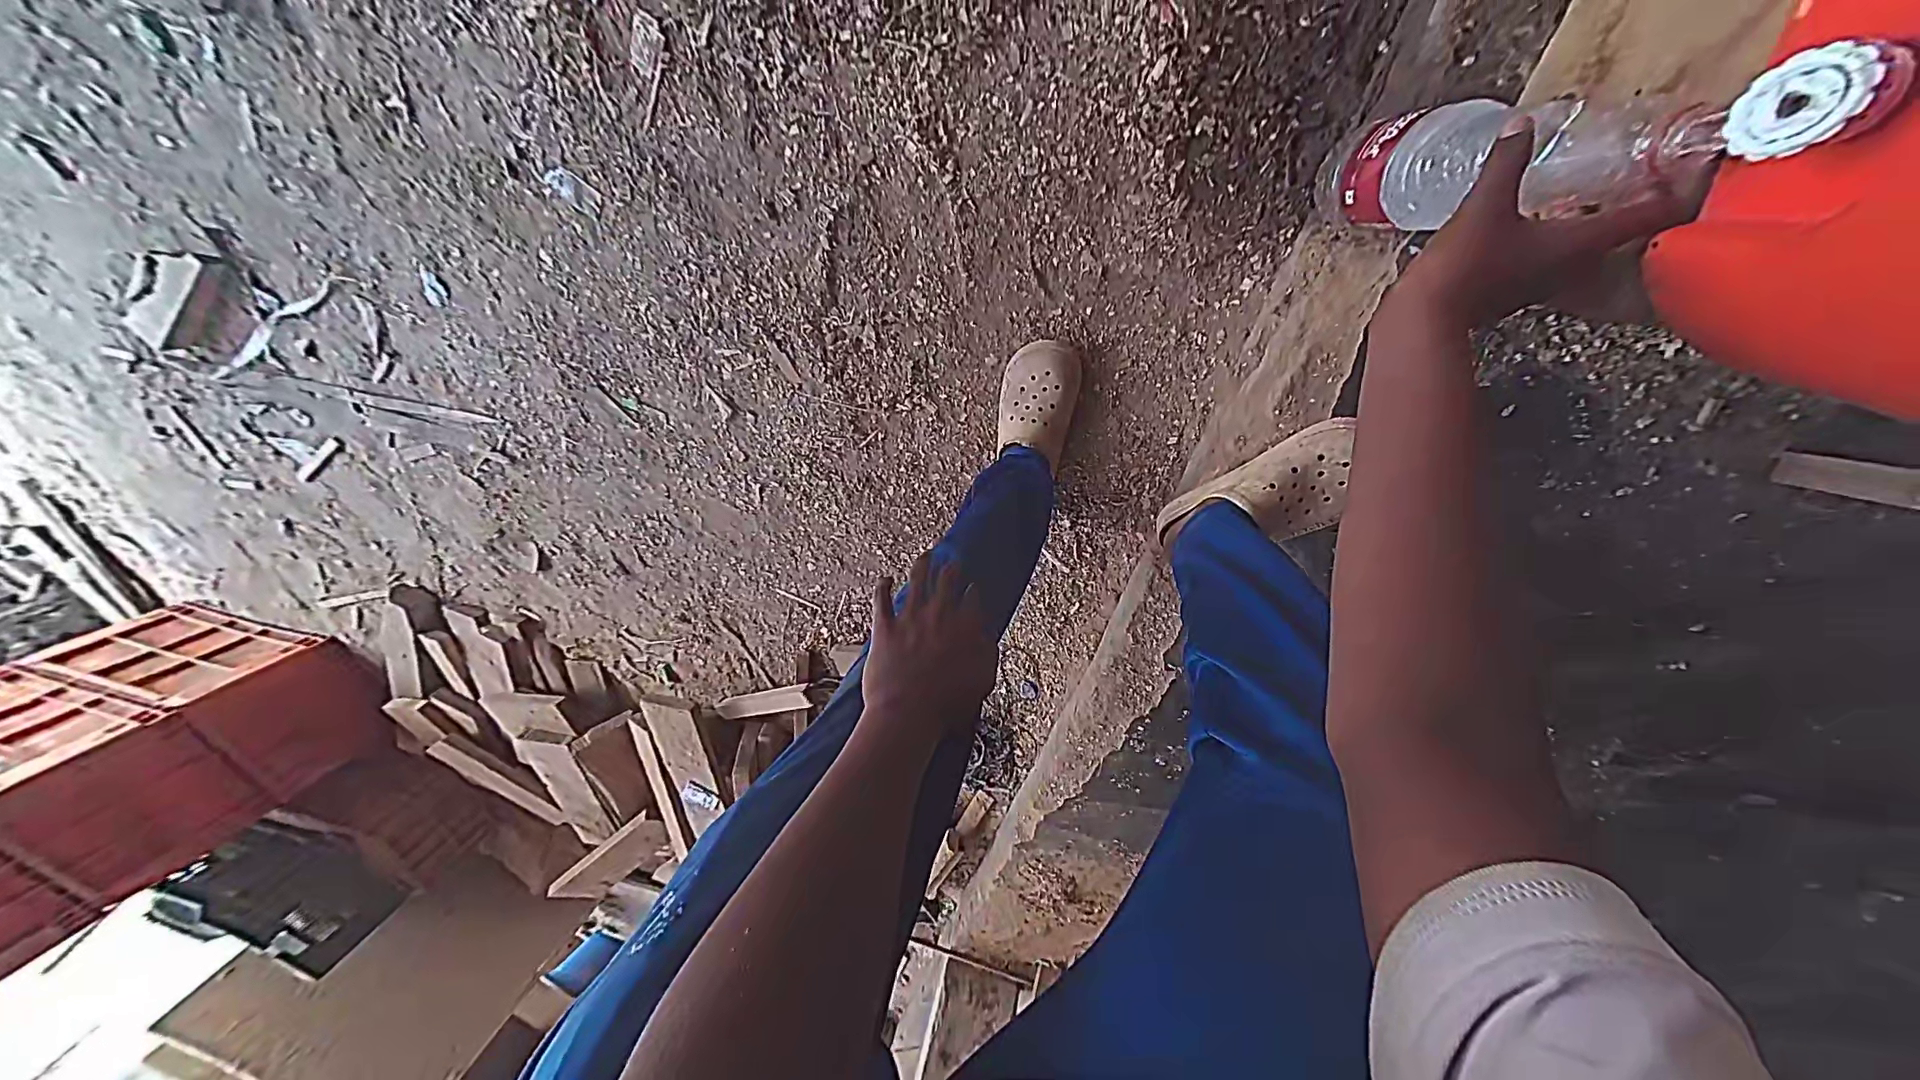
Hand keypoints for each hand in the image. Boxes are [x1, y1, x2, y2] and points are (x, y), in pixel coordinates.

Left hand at [860, 553, 995, 739]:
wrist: (907, 714)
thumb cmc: (945, 705)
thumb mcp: (981, 681)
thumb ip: (987, 655)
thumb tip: (988, 640)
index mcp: (964, 628)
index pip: (972, 600)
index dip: (972, 592)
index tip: (972, 589)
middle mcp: (939, 616)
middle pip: (946, 582)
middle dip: (950, 570)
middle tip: (952, 563)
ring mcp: (910, 619)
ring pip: (916, 581)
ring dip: (921, 566)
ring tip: (925, 557)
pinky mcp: (885, 627)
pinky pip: (882, 599)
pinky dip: (883, 586)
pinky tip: (885, 579)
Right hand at [1391, 114, 1705, 328]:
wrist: (1423, 318)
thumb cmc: (1463, 266)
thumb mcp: (1484, 206)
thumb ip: (1506, 164)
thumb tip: (1520, 125)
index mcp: (1578, 243)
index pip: (1649, 214)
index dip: (1676, 189)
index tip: (1690, 168)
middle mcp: (1569, 268)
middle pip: (1620, 239)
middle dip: (1632, 212)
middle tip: (1639, 184)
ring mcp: (1538, 287)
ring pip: (1581, 255)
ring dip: (1587, 234)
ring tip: (1583, 208)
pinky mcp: (1509, 297)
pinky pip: (1544, 268)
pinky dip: (1549, 251)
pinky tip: (1532, 239)